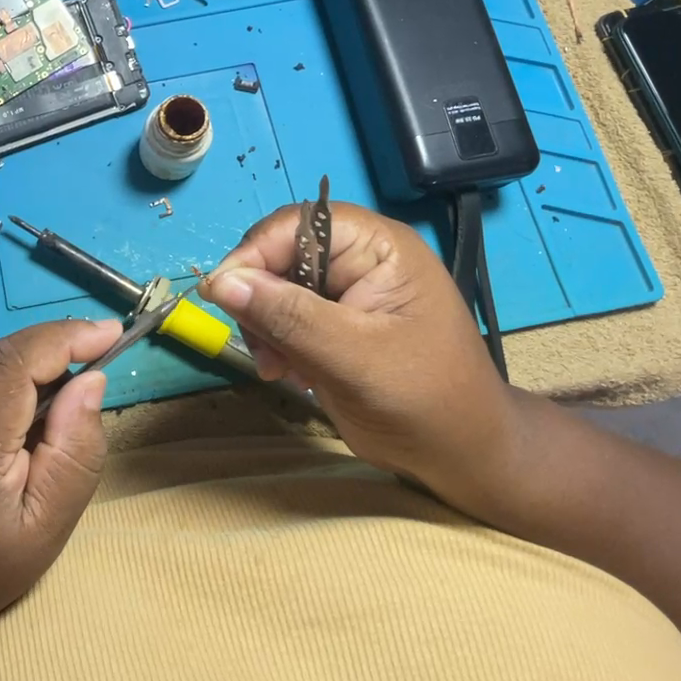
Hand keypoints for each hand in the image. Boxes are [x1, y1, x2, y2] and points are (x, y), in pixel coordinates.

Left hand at [0, 318, 120, 660]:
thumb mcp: (44, 531)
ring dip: (13, 372)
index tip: (109, 335)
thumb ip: (75, 454)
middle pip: (0, 352)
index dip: (65, 338)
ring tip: (15, 429)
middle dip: (47, 362)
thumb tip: (91, 377)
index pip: (14, 361)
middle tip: (64, 412)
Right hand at [198, 202, 516, 486]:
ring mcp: (343, 289)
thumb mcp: (355, 358)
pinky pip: (279, 315)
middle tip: (262, 348)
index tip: (223, 297)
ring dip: (262, 327)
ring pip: (270, 286)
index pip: (297, 224)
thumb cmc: (425, 401)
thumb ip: (288, 317)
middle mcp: (356, 257)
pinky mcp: (329, 320)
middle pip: (278, 253)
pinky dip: (272, 343)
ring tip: (278, 368)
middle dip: (259, 298)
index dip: (255, 253)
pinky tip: (287, 373)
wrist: (461, 455)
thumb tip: (219, 282)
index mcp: (377, 246)